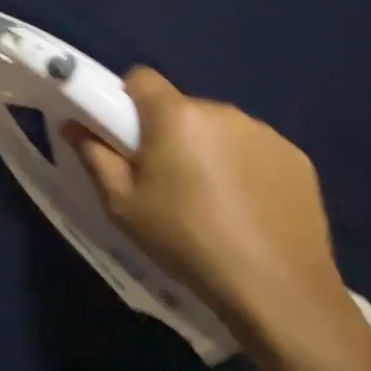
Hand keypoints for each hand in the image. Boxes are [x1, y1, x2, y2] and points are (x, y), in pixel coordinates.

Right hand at [62, 68, 345, 333]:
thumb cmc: (188, 243)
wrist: (279, 292)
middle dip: (170, 133)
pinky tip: (249, 210)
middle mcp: (221, 111)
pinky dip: (246, 169)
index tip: (128, 139)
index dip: (128, 102)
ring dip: (209, 150)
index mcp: (176, 115)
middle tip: (167, 181)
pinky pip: (256, 150)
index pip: (141, 78)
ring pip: (219, 129)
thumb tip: (74, 124)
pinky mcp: (297, 158)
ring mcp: (264, 133)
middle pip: (181, 108)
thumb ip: (95, 156)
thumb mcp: (124, 206)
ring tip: (212, 202)